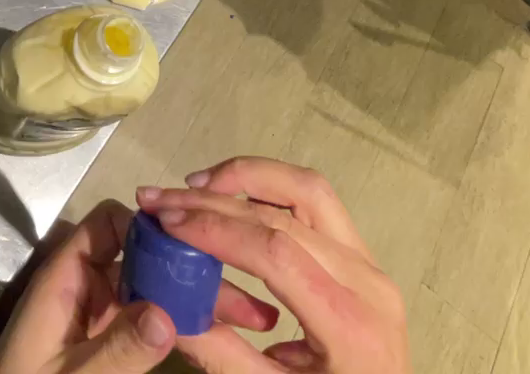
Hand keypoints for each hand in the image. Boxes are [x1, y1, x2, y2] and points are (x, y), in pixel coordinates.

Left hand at [0, 199, 281, 373]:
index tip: (195, 244)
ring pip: (152, 288)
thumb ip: (116, 348)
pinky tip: (219, 334)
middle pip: (141, 255)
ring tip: (250, 316)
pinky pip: (148, 319)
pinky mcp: (109, 340)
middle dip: (189, 268)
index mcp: (67, 275)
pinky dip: (181, 323)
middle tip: (242, 292)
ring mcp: (100, 312)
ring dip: (195, 298)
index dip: (148, 226)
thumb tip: (167, 314)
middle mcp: (86, 284)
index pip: (109, 223)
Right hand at [136, 158, 407, 372]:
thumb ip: (219, 353)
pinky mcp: (360, 253)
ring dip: (245, 177)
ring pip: (305, 188)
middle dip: (214, 199)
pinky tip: (229, 195)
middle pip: (284, 214)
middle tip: (160, 199)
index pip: (275, 251)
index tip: (165, 222)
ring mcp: (369, 262)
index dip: (216, 228)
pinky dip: (266, 188)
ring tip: (194, 185)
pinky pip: (313, 201)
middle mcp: (367, 282)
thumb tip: (162, 302)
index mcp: (350, 325)